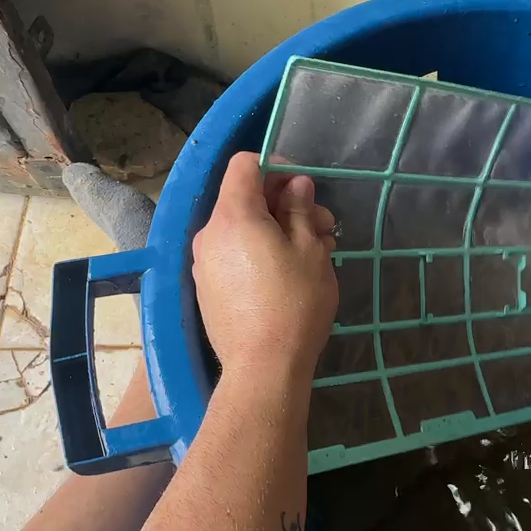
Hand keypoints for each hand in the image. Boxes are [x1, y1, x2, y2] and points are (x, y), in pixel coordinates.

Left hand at [192, 152, 338, 385]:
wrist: (264, 367)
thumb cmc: (294, 303)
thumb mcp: (309, 250)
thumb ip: (300, 210)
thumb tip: (297, 186)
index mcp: (233, 215)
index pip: (245, 164)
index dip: (279, 167)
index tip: (308, 189)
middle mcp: (210, 233)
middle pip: (246, 198)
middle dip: (287, 204)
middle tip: (326, 227)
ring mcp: (204, 262)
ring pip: (244, 229)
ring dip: (279, 230)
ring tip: (315, 253)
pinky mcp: (208, 288)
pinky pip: (235, 254)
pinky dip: (261, 251)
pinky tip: (290, 274)